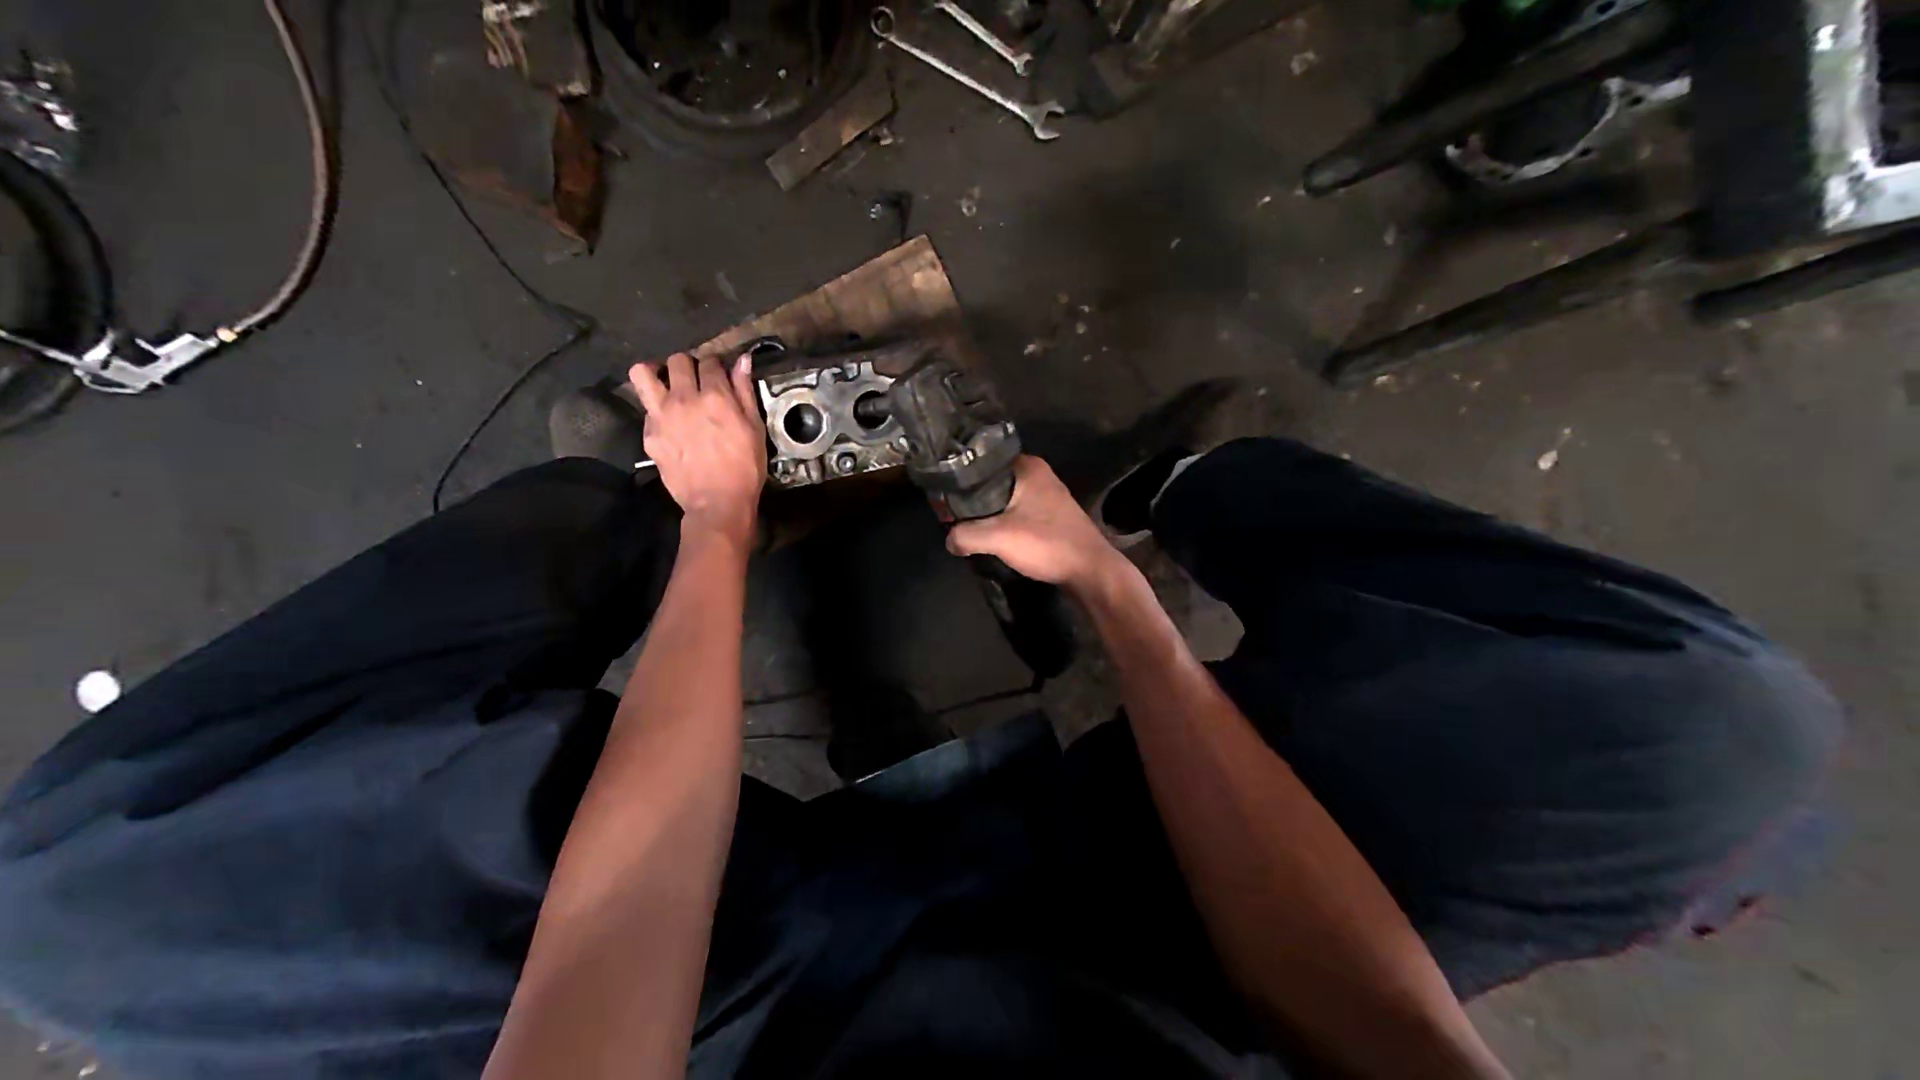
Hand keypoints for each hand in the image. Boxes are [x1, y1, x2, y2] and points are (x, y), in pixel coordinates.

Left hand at [629, 352, 766, 545]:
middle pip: (677, 361)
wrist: (717, 503)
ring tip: (666, 384)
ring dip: (654, 372)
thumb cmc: (745, 467)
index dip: (716, 366)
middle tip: (696, 381)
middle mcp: (683, 399)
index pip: (710, 362)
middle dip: (688, 365)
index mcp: (715, 396)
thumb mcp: (755, 428)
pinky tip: (669, 422)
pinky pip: (646, 409)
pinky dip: (657, 409)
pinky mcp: (649, 434)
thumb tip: (742, 361)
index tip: (719, 376)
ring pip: (642, 373)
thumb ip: (745, 391)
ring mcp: (661, 416)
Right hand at [945, 456, 1131, 595]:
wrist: (1090, 571)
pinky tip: (991, 538)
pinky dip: (1003, 523)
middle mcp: (1037, 474)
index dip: (959, 481)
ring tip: (966, 529)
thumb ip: (965, 535)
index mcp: (1027, 466)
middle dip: (971, 500)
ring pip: (1004, 499)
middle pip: (991, 482)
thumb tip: (949, 540)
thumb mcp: (998, 538)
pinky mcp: (1050, 516)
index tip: (942, 499)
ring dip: (987, 514)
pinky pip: (1016, 513)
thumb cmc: (1047, 544)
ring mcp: (1046, 495)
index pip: (981, 464)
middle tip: (951, 518)